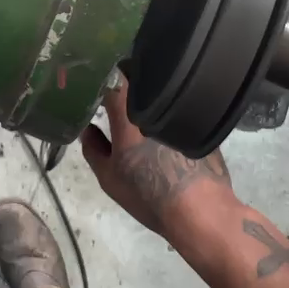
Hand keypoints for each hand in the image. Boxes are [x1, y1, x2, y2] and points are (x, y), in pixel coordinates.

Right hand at [80, 79, 236, 238]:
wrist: (201, 212)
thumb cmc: (148, 193)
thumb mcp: (109, 177)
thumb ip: (93, 148)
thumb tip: (87, 129)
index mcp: (128, 109)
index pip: (112, 76)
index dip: (102, 76)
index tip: (95, 84)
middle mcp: (156, 102)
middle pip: (138, 75)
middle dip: (124, 82)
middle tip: (115, 98)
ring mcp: (181, 110)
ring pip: (161, 90)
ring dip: (148, 97)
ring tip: (140, 114)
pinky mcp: (201, 123)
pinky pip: (179, 107)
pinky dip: (168, 113)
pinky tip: (166, 134)